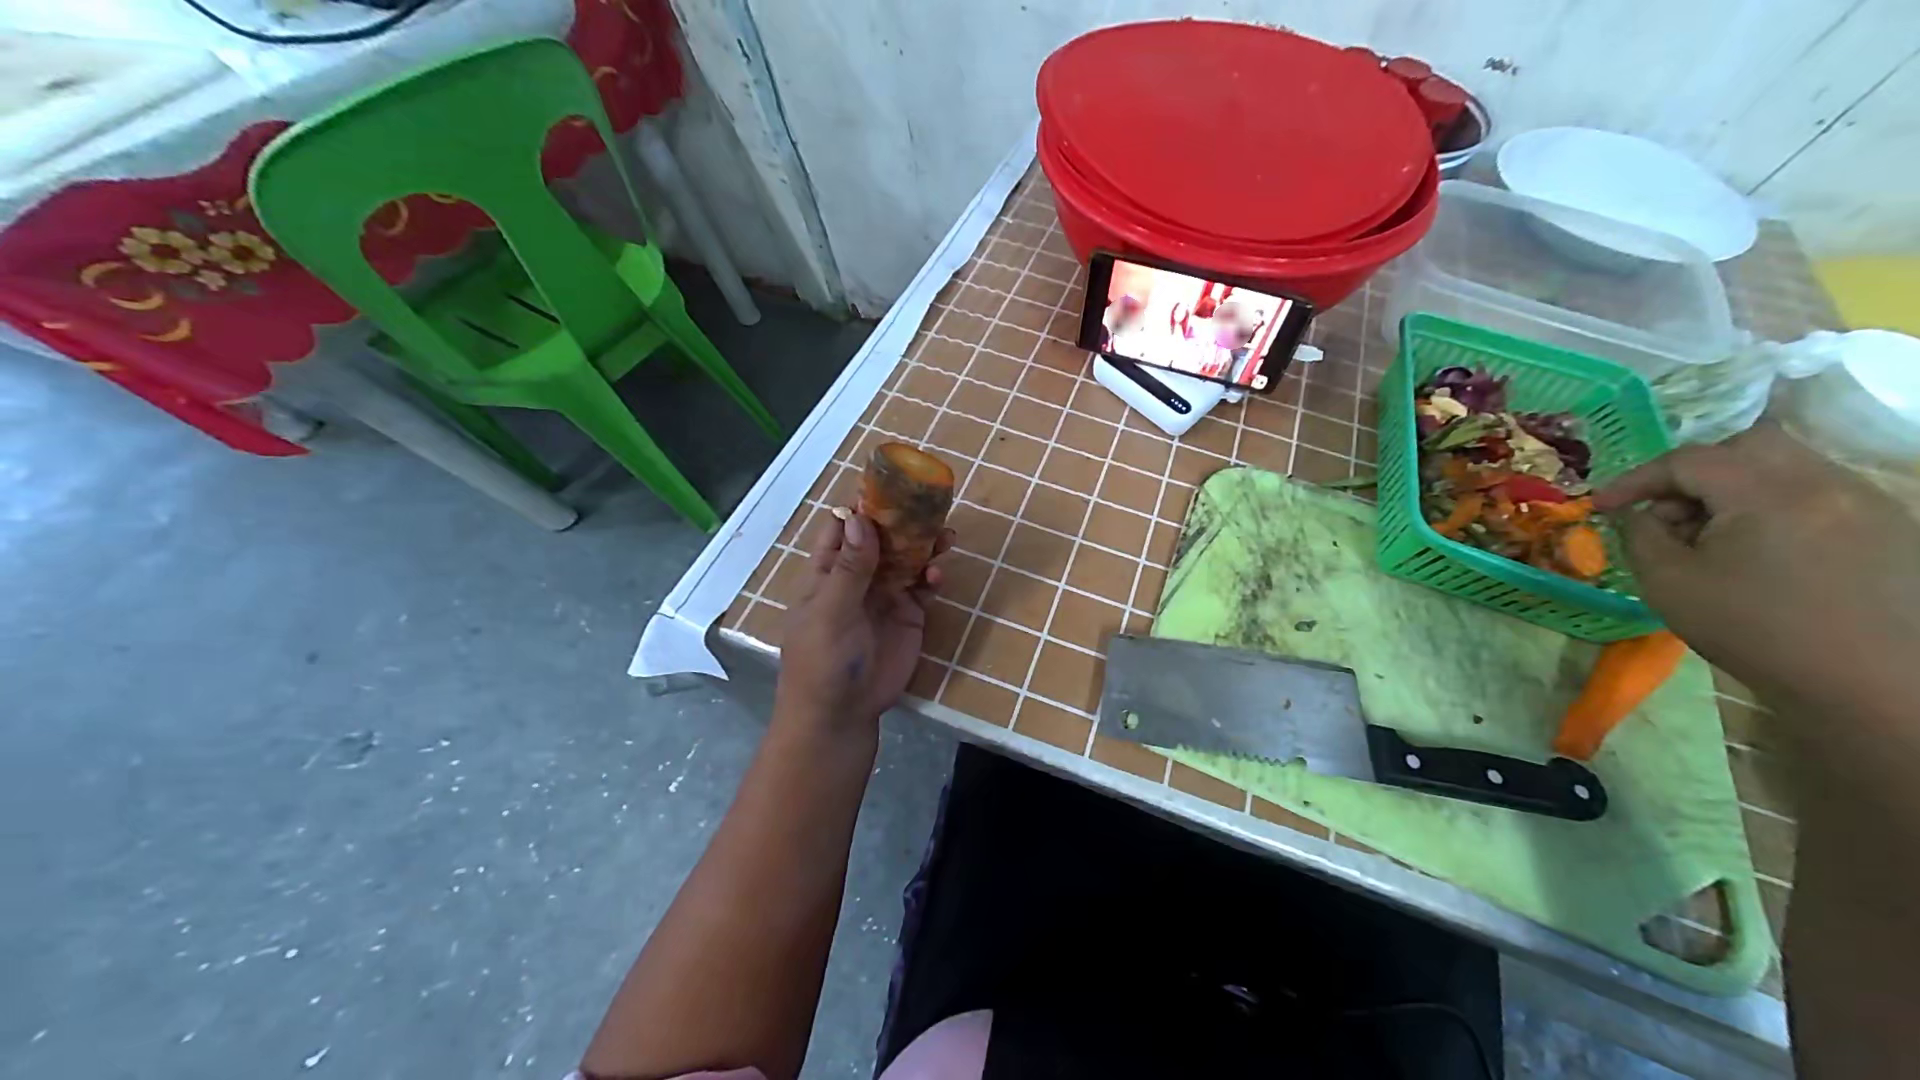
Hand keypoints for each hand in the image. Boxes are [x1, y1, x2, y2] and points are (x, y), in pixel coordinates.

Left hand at [773, 511, 951, 737]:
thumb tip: (858, 517)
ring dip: (924, 545)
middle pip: (882, 538)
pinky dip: (931, 577)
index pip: (843, 527)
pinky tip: (937, 576)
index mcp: (828, 570)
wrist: (842, 713)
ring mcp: (883, 595)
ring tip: (945, 536)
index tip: (891, 486)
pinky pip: (922, 587)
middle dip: (904, 522)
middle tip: (930, 506)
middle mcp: (857, 576)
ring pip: (906, 559)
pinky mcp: (907, 615)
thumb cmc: (823, 659)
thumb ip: (849, 567)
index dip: (863, 506)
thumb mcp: (831, 610)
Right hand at [1595, 424, 1919, 730]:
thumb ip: (1643, 535)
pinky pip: (1816, 493)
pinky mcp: (1888, 526)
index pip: (1688, 460)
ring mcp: (1866, 503)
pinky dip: (1772, 505)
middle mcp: (1826, 483)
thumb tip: (1640, 513)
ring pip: (1786, 466)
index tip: (1603, 505)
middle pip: (1749, 445)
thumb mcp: (1669, 582)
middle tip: (1667, 508)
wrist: (1870, 683)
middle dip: (1695, 470)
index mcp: (1770, 494)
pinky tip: (1758, 549)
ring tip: (1710, 535)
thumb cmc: (1753, 630)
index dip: (1636, 478)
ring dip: (1734, 488)